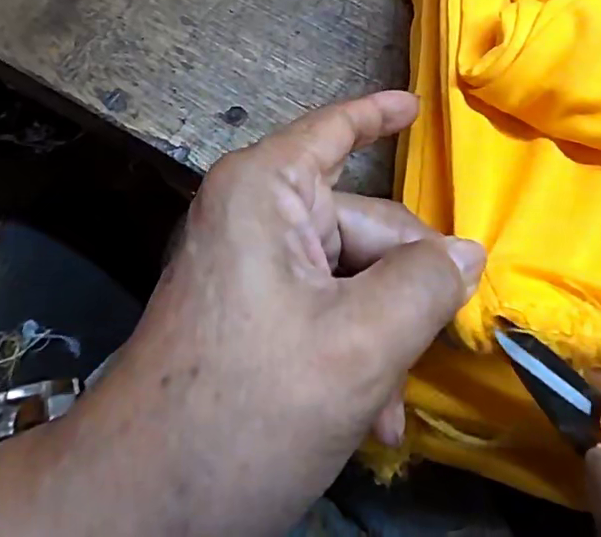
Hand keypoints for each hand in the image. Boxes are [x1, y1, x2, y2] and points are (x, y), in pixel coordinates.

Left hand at [0, 90, 484, 536]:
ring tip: (392, 406)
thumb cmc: (245, 408)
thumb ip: (424, 287)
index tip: (417, 104)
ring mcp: (248, 264)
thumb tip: (468, 253)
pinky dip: (353, 348)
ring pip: (350, 277)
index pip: (335, 131)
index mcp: (266, 190)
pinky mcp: (246, 310)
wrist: (133, 508)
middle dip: (405, 285)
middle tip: (444, 334)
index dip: (379, 113)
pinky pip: (321, 307)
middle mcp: (254, 214)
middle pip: (362, 224)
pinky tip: (372, 415)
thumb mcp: (358, 346)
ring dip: (384, 333)